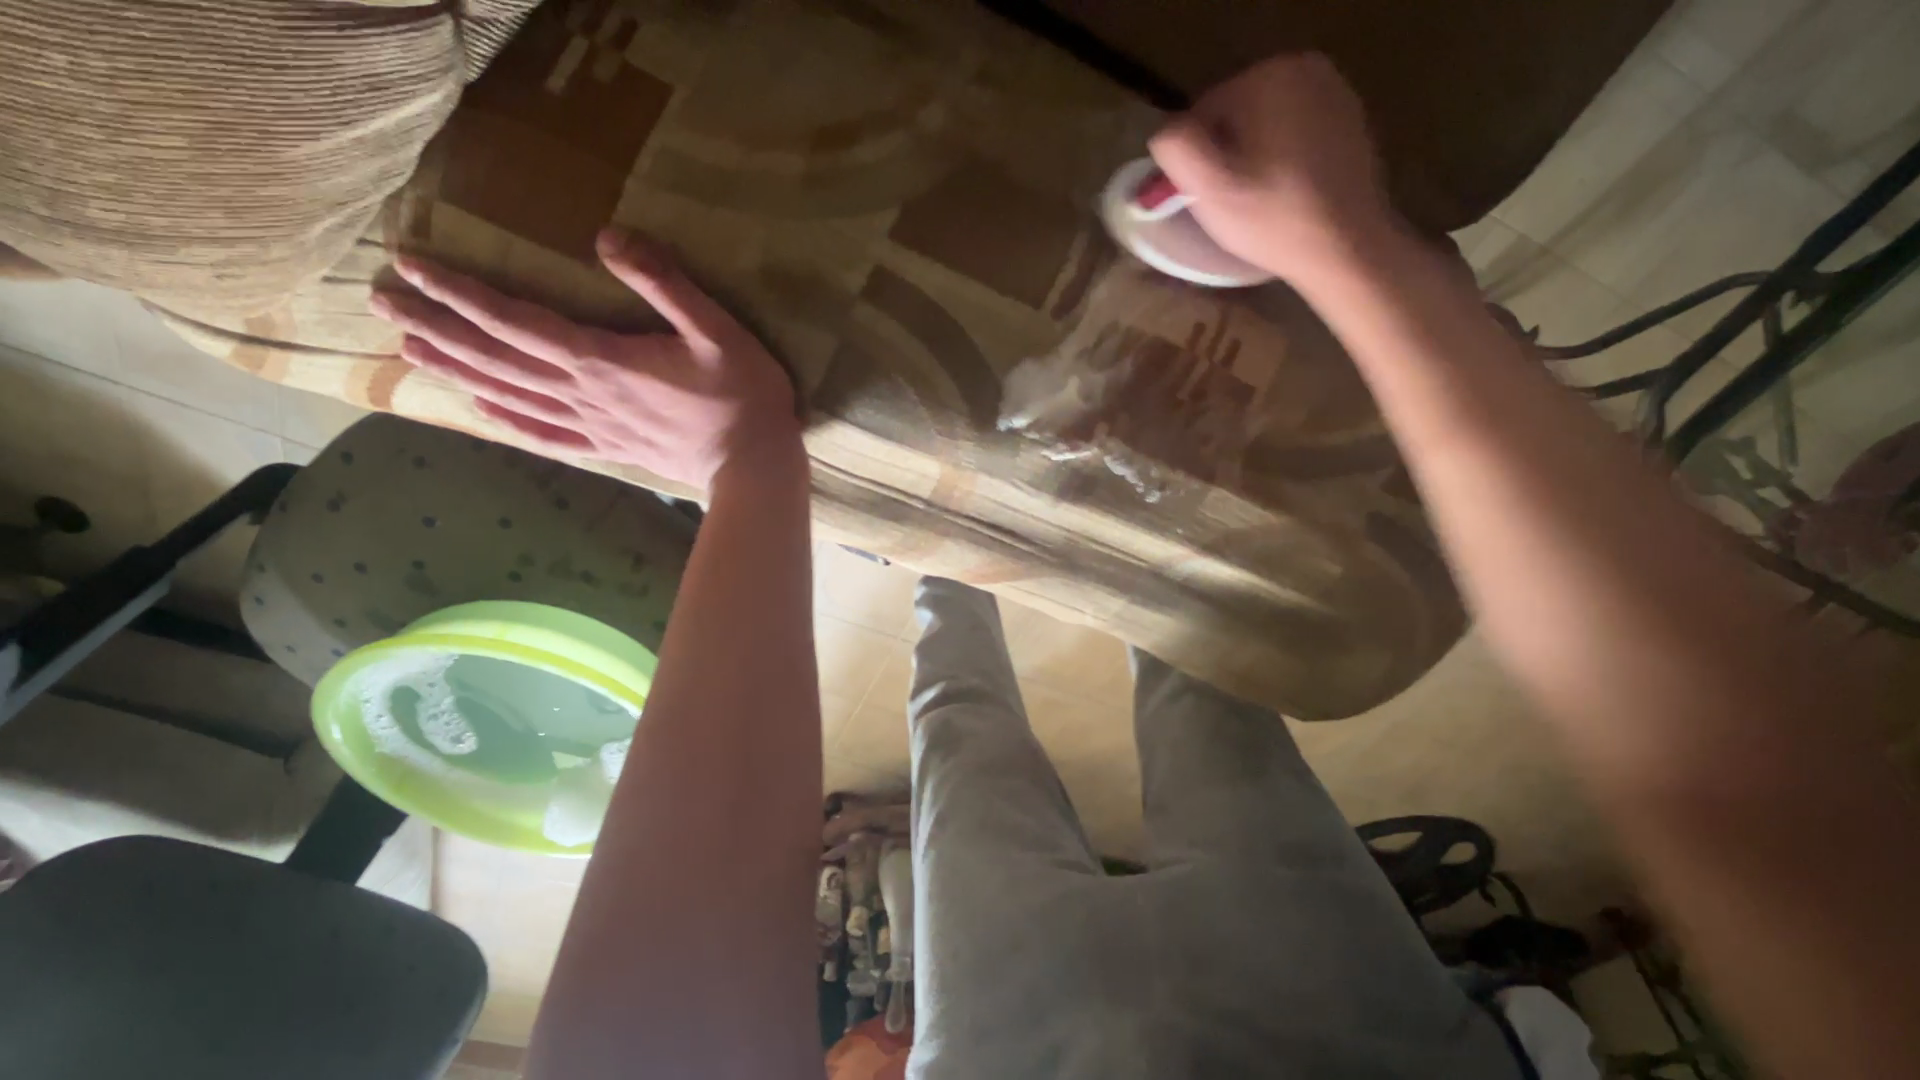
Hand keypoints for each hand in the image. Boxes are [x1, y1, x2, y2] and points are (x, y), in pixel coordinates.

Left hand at [370, 226, 801, 493]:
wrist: (756, 465)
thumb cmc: (744, 393)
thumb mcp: (716, 327)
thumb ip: (663, 282)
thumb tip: (606, 236)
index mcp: (603, 359)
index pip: (515, 321)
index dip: (461, 293)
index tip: (411, 266)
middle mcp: (583, 393)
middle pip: (497, 358)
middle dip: (438, 328)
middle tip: (382, 304)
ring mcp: (593, 426)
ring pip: (510, 395)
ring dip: (459, 372)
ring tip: (409, 351)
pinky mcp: (609, 448)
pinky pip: (546, 435)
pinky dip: (508, 421)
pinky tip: (482, 411)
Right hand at [1148, 53, 1396, 281]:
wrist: (1348, 248)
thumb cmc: (1273, 219)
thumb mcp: (1209, 188)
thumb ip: (1176, 147)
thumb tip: (1167, 134)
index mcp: (1270, 75)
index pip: (1202, 113)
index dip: (1195, 159)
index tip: (1203, 197)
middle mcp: (1306, 70)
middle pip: (1233, 116)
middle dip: (1224, 155)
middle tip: (1230, 202)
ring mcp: (1333, 93)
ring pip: (1261, 126)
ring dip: (1249, 158)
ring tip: (1257, 201)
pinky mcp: (1347, 120)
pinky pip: (1291, 135)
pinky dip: (1279, 159)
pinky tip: (1284, 193)